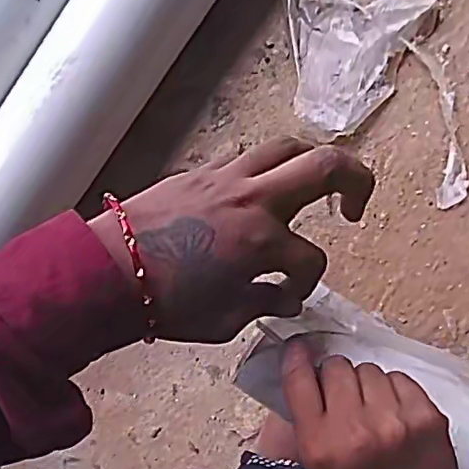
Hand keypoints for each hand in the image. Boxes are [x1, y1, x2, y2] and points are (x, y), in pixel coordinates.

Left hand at [89, 138, 373, 342]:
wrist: (110, 273)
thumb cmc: (165, 303)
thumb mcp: (223, 321)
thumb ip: (261, 304)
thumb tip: (281, 298)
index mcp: (263, 242)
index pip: (310, 262)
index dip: (305, 286)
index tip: (288, 297)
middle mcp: (253, 200)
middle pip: (327, 165)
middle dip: (357, 180)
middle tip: (356, 205)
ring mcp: (226, 178)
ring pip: (287, 148)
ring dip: (308, 164)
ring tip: (309, 188)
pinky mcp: (200, 171)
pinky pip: (245, 158)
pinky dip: (261, 172)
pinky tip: (253, 196)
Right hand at [281, 340, 459, 468]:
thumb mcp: (316, 467)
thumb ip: (307, 423)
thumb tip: (305, 375)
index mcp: (319, 444)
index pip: (300, 383)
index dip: (297, 359)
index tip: (298, 349)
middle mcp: (354, 429)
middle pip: (336, 368)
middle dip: (336, 378)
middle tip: (344, 397)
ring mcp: (393, 421)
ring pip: (369, 370)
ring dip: (367, 384)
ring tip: (373, 409)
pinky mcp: (425, 416)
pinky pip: (399, 378)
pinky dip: (394, 390)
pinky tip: (394, 412)